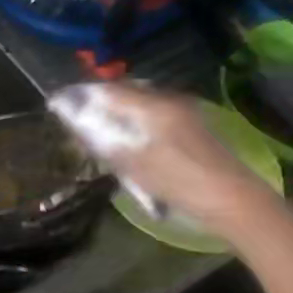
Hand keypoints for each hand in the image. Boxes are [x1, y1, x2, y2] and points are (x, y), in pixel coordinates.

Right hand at [49, 82, 280, 233]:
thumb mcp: (134, 164)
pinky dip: (135, 123)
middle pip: (125, 93)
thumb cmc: (181, 182)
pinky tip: (129, 142)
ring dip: (117, 113)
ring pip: (141, 104)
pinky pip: (154, 115)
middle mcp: (169, 101)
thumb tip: (76, 119)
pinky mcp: (194, 128)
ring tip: (99, 132)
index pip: (108, 90)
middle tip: (77, 119)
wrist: (235, 201)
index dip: (80, 96)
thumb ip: (104, 138)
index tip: (58, 103)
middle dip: (98, 102)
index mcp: (153, 105)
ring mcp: (184, 113)